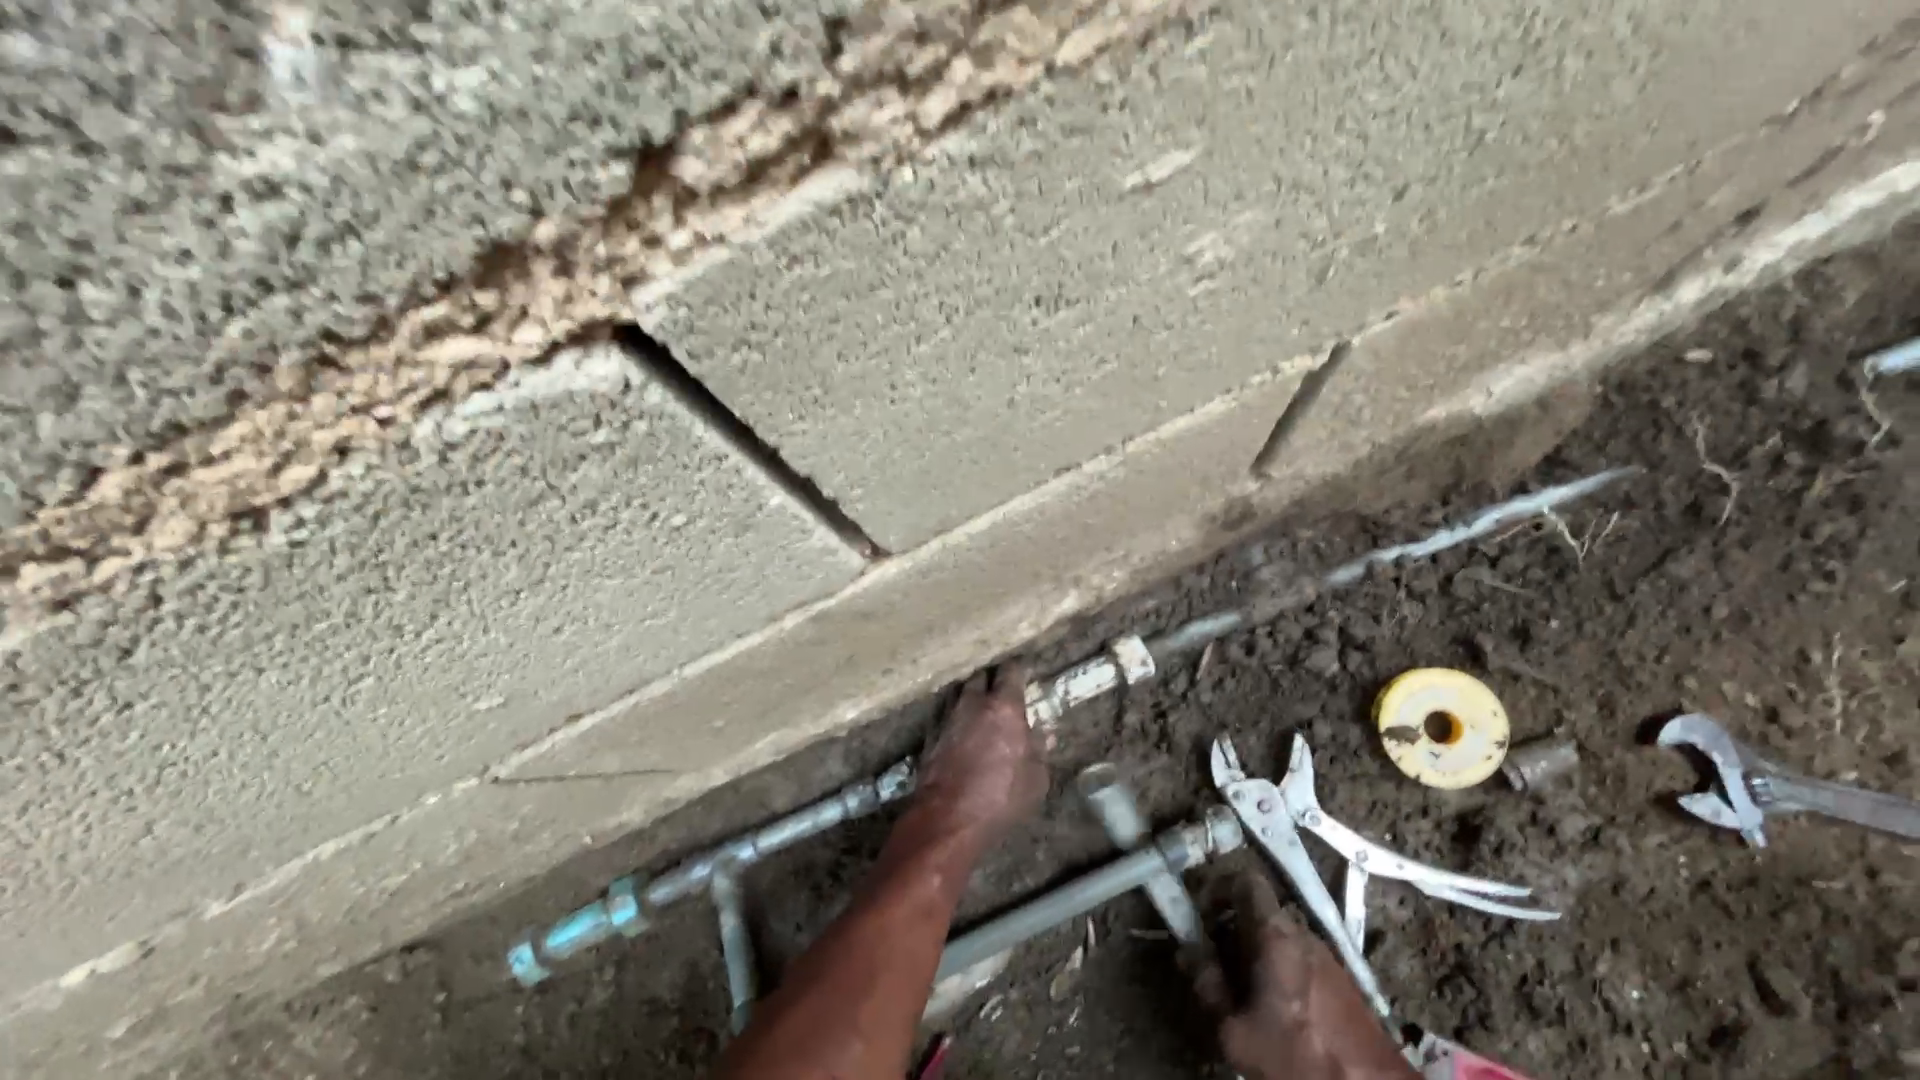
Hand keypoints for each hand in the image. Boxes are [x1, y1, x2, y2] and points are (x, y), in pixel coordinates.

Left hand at [912, 661, 1048, 846]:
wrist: (949, 817)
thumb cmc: (1001, 797)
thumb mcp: (1036, 779)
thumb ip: (1039, 751)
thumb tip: (1043, 734)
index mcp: (1005, 707)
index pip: (1011, 672)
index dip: (1018, 668)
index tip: (1023, 669)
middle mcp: (974, 704)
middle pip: (980, 677)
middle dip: (990, 679)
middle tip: (999, 689)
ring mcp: (947, 717)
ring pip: (958, 693)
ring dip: (968, 695)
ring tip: (977, 705)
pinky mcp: (930, 735)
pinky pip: (944, 714)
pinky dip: (953, 716)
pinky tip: (959, 728)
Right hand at [1192, 874, 1417, 1079]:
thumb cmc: (1297, 1056)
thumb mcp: (1234, 1031)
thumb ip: (1207, 985)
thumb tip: (1188, 951)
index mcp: (1274, 934)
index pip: (1245, 880)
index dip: (1217, 888)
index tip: (1200, 918)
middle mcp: (1302, 932)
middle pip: (1258, 910)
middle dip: (1229, 929)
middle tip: (1213, 965)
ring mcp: (1325, 954)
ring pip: (1277, 935)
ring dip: (1252, 951)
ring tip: (1241, 993)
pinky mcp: (1339, 977)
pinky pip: (1297, 956)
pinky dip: (1276, 967)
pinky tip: (1273, 1009)